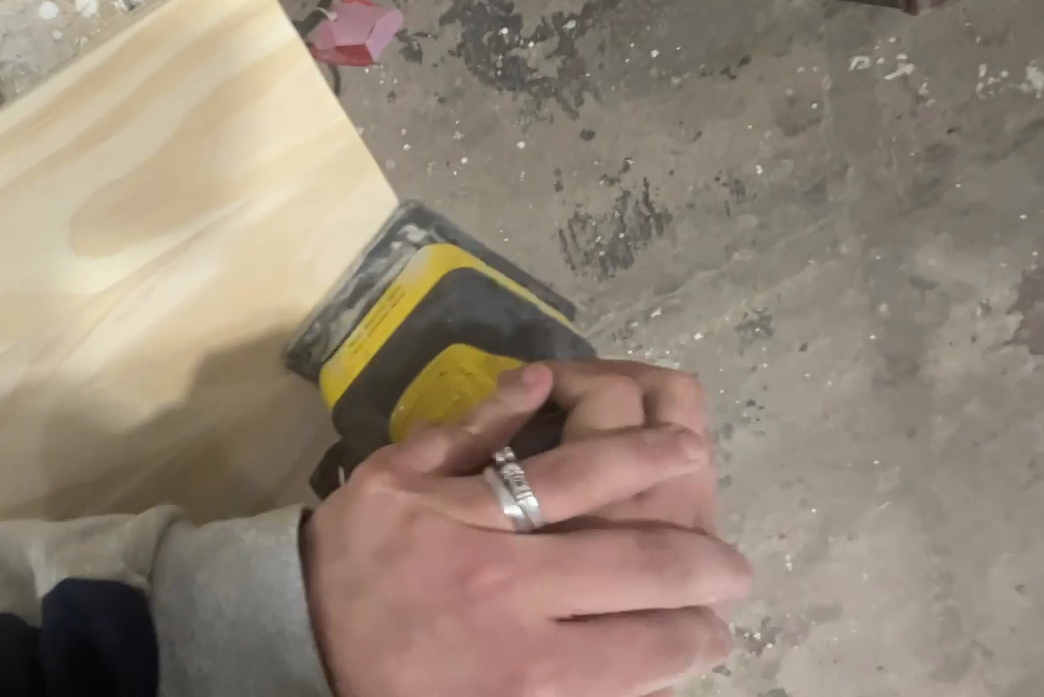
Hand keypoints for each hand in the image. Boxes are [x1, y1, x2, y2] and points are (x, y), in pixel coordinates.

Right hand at [302, 365, 751, 696]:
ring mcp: (531, 660)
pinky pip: (624, 695)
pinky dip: (658, 675)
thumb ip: (467, 428)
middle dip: (705, 559)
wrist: (314, 638)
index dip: (644, 453)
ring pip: (652, 645)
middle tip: (729, 562)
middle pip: (641, 564)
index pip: (581, 475)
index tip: (688, 446)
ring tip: (707, 614)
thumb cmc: (359, 547)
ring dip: (696, 626)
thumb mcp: (394, 472)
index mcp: (478, 518)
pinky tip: (664, 658)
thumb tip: (538, 379)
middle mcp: (515, 586)